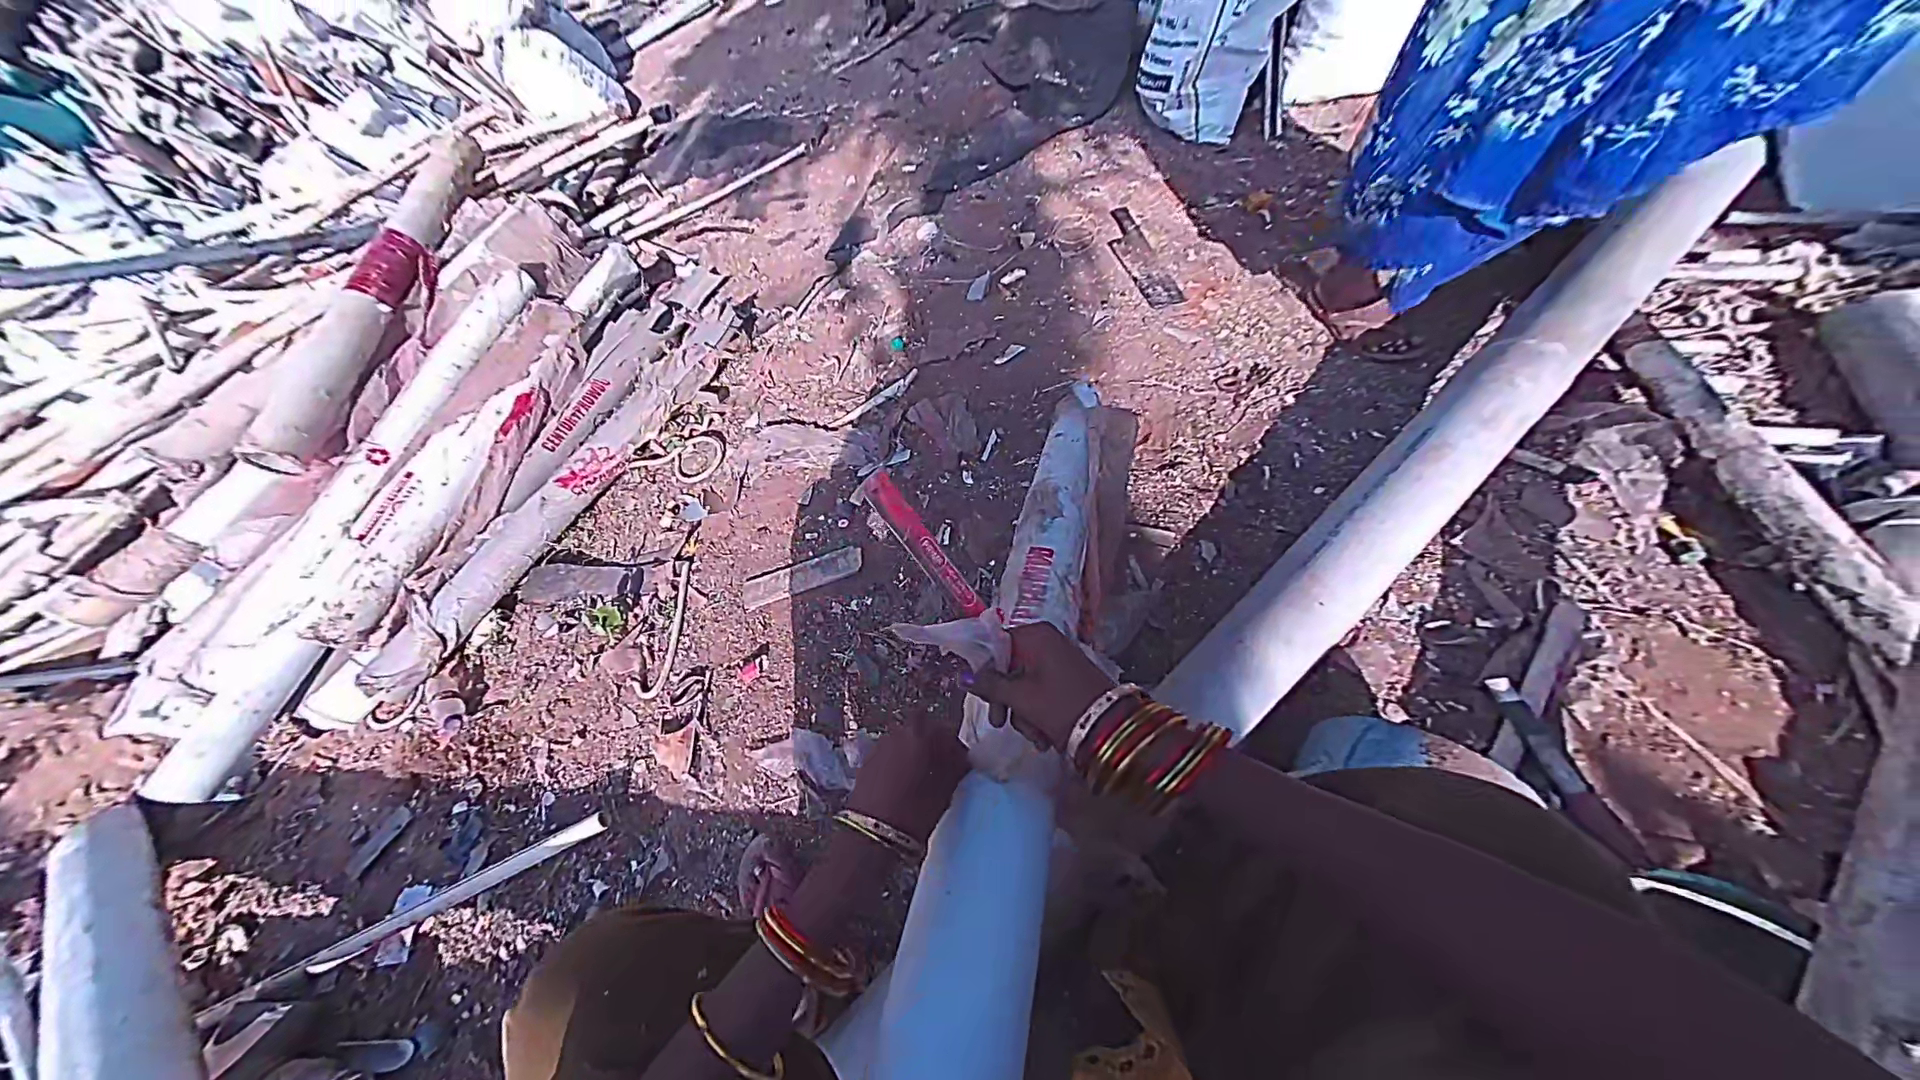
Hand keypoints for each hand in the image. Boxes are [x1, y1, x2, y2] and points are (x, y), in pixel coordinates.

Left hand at [843, 708, 968, 842]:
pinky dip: (898, 760)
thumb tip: (960, 758)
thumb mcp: (946, 788)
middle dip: (932, 741)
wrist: (874, 831)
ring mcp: (881, 744)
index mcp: (922, 734)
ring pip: (904, 739)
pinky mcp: (867, 759)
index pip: (947, 730)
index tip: (959, 761)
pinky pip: (890, 751)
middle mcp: (900, 731)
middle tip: (939, 764)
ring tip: (920, 774)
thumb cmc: (916, 809)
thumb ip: (956, 766)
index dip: (955, 746)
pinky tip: (901, 781)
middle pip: (922, 727)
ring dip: (913, 750)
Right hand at [964, 622, 1116, 750]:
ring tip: (1035, 736)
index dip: (984, 670)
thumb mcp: (1021, 698)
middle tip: (1000, 722)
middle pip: (1008, 668)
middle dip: (1006, 701)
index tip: (978, 695)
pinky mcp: (1066, 679)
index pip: (995, 644)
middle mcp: (1046, 641)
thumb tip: (962, 676)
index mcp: (1036, 635)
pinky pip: (1039, 692)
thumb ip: (989, 685)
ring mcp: (1058, 660)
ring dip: (1023, 714)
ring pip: (1022, 685)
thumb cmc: (1061, 706)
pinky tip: (1044, 736)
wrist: (1110, 728)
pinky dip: (1037, 714)